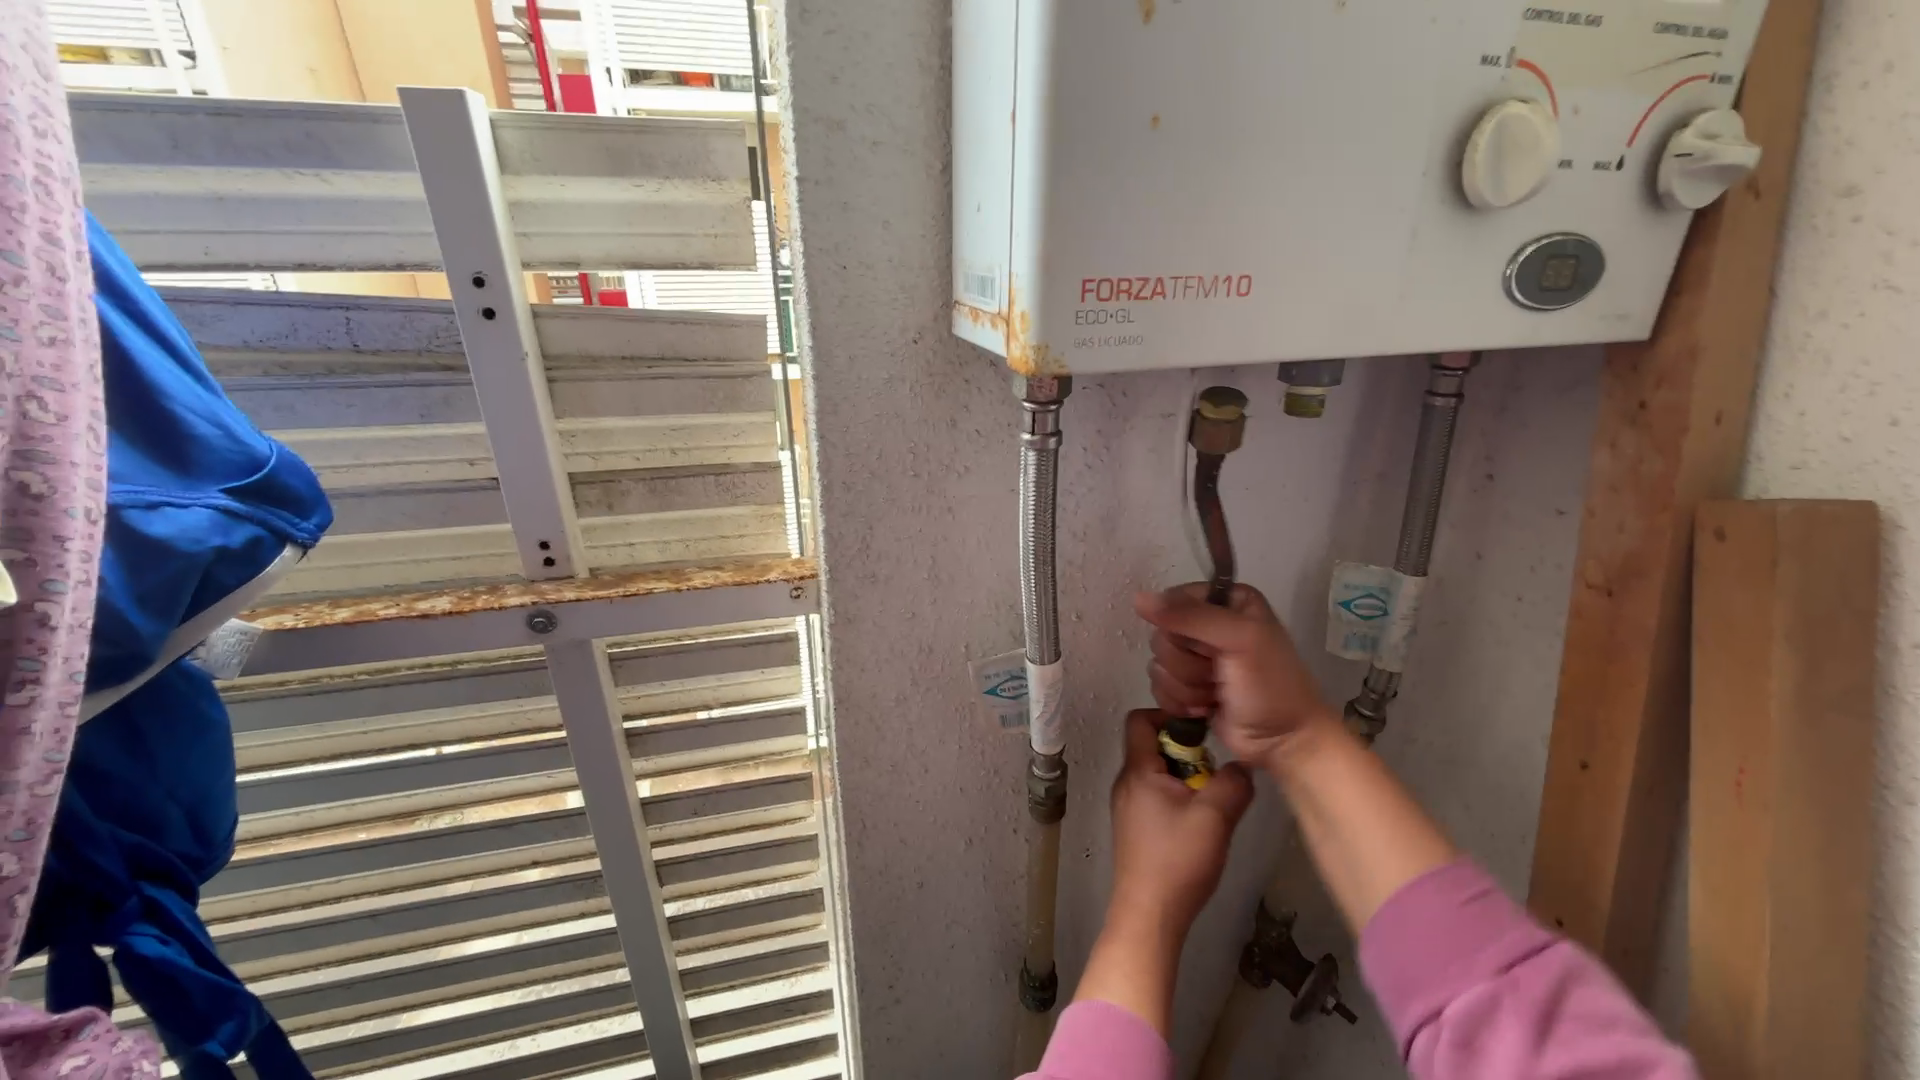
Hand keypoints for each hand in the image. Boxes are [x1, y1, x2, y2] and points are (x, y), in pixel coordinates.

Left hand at [1107, 709, 1254, 936]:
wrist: (1149, 915)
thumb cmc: (1178, 860)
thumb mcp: (1215, 817)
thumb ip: (1233, 783)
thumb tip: (1242, 767)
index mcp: (1137, 771)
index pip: (1140, 719)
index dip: (1170, 716)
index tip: (1202, 733)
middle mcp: (1126, 783)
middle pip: (1151, 746)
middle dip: (1186, 752)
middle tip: (1214, 773)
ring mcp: (1127, 807)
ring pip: (1157, 773)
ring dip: (1185, 778)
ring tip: (1211, 799)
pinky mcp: (1134, 828)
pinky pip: (1155, 796)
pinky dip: (1178, 799)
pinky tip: (1200, 822)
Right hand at [1135, 583, 1337, 771]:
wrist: (1283, 741)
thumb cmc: (1270, 686)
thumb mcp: (1240, 640)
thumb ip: (1192, 616)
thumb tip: (1139, 600)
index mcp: (1228, 601)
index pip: (1175, 600)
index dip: (1183, 626)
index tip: (1209, 646)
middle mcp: (1210, 624)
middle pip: (1163, 635)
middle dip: (1187, 663)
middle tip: (1217, 674)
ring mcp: (1197, 658)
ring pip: (1159, 663)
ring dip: (1186, 686)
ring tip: (1216, 694)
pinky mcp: (1188, 686)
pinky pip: (1158, 687)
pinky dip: (1180, 702)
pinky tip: (1206, 708)